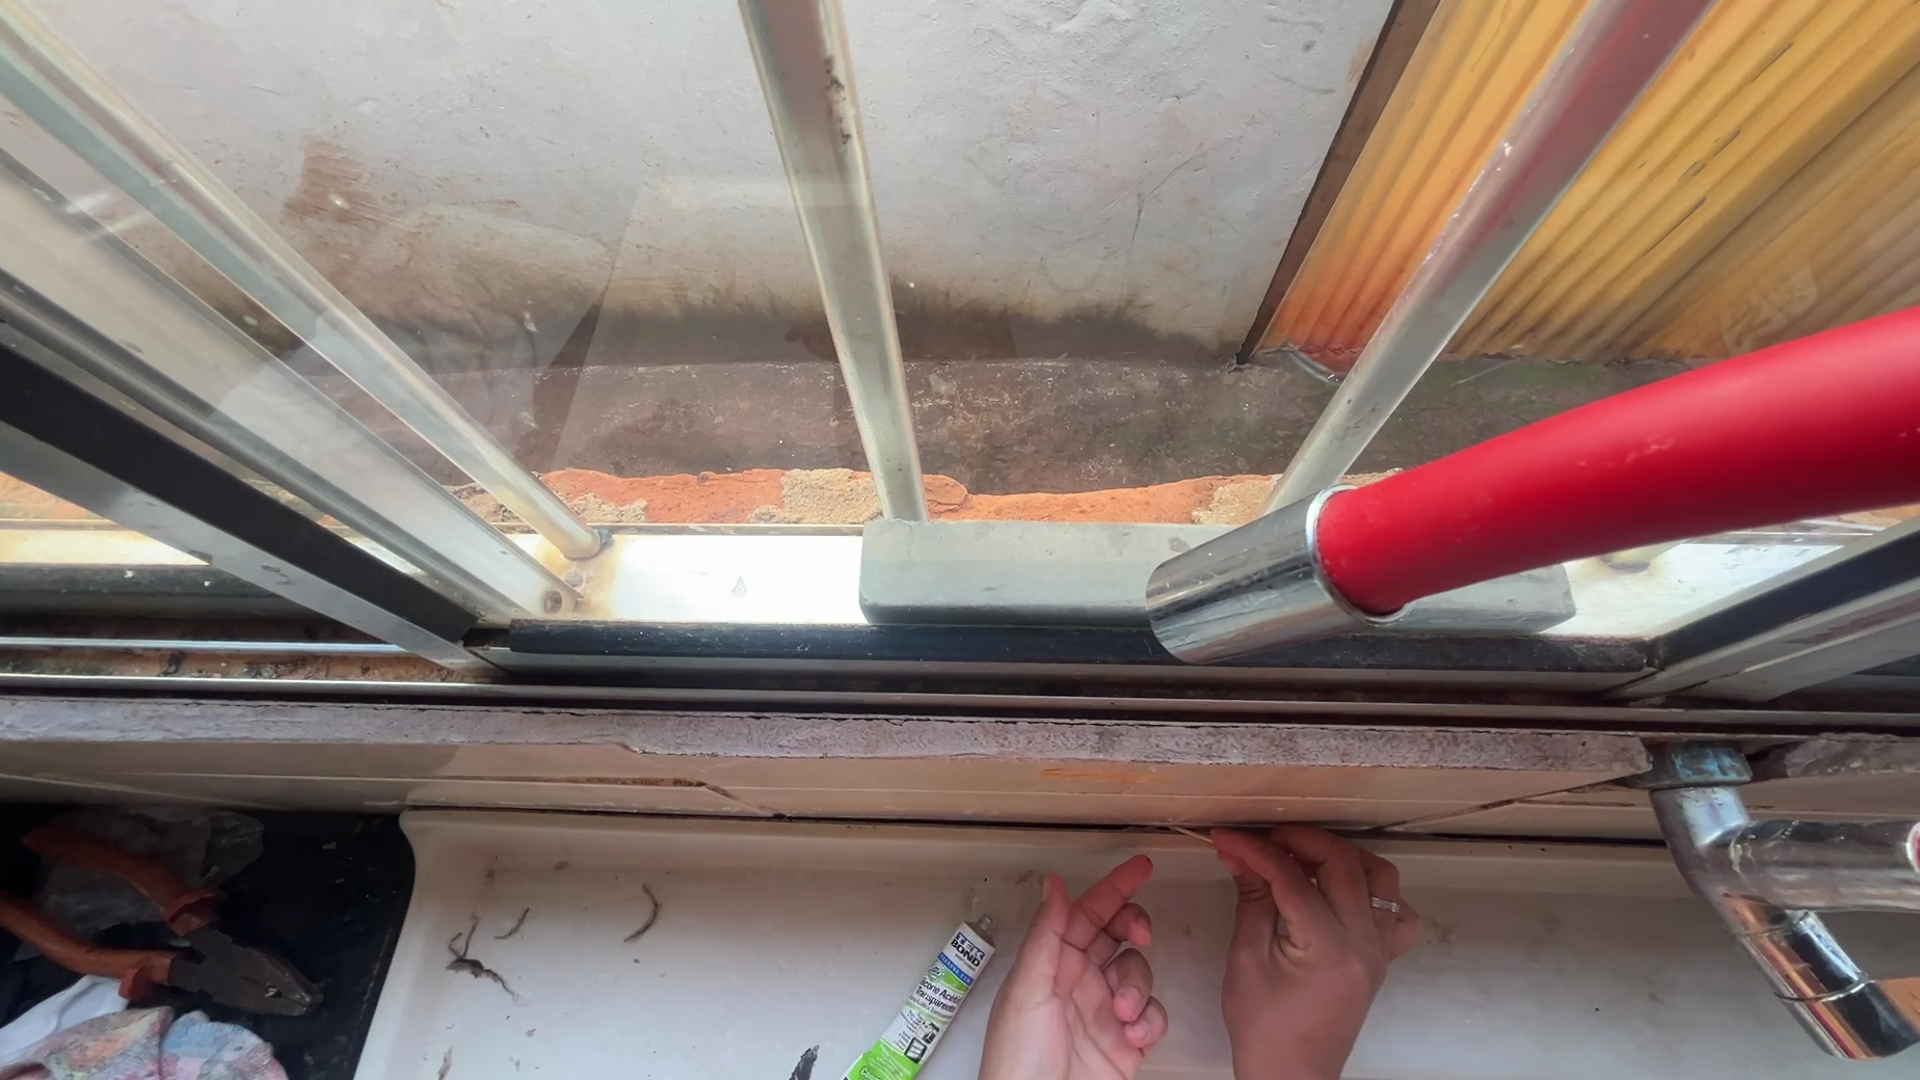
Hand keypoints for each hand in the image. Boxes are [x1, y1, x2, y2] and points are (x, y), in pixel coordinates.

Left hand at [978, 856, 1169, 1079]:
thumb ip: (1045, 933)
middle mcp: (1079, 979)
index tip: (1141, 867)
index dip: (1114, 887)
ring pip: (1138, 972)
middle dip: (1133, 925)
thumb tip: (1053, 884)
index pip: (1086, 911)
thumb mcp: (1027, 988)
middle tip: (1141, 931)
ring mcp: (1104, 1010)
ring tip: (1123, 1011)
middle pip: (1116, 934)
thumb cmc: (1018, 1059)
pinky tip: (1134, 1035)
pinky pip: (1152, 1015)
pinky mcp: (1125, 1043)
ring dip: (1138, 985)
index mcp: (1052, 960)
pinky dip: (1150, 1020)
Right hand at [1212, 827, 1420, 1079]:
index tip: (1225, 835)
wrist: (1292, 1074)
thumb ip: (1251, 896)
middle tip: (1262, 840)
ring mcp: (1380, 951)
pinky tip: (1336, 892)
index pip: (1291, 876)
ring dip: (1340, 855)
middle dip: (1299, 839)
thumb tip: (1237, 850)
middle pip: (1343, 863)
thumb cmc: (1262, 1022)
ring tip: (1300, 857)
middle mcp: (1365, 943)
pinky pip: (1394, 912)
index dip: (1254, 848)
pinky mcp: (1381, 958)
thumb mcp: (1246, 955)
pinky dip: (1370, 890)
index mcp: (1328, 947)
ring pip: (1379, 877)